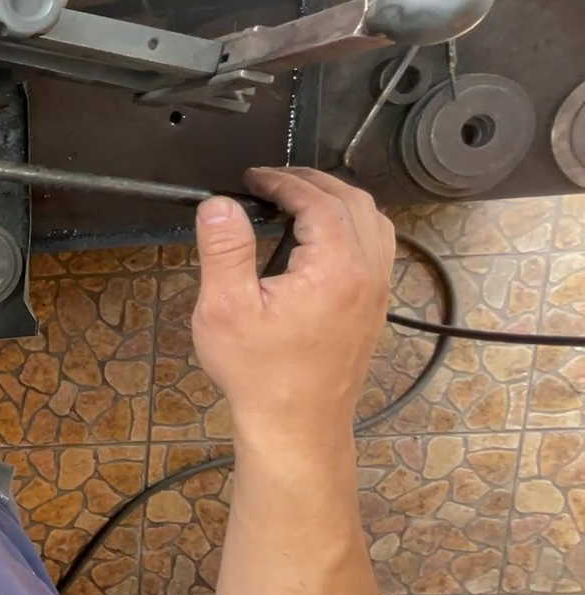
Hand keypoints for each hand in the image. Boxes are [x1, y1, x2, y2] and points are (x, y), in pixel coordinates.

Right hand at [193, 168, 394, 442]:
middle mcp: (367, 273)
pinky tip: (315, 236)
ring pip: (373, 223)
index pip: (320, 203)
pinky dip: (347, 224)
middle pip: (355, 204)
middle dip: (312, 183)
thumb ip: (224, 250)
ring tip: (293, 199)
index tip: (252, 177)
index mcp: (334, 268)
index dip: (285, 182)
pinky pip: (374, 247)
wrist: (294, 417)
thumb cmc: (256, 367)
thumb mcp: (224, 307)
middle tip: (270, 180)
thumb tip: (218, 204)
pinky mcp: (371, 305)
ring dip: (335, 201)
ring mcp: (376, 290)